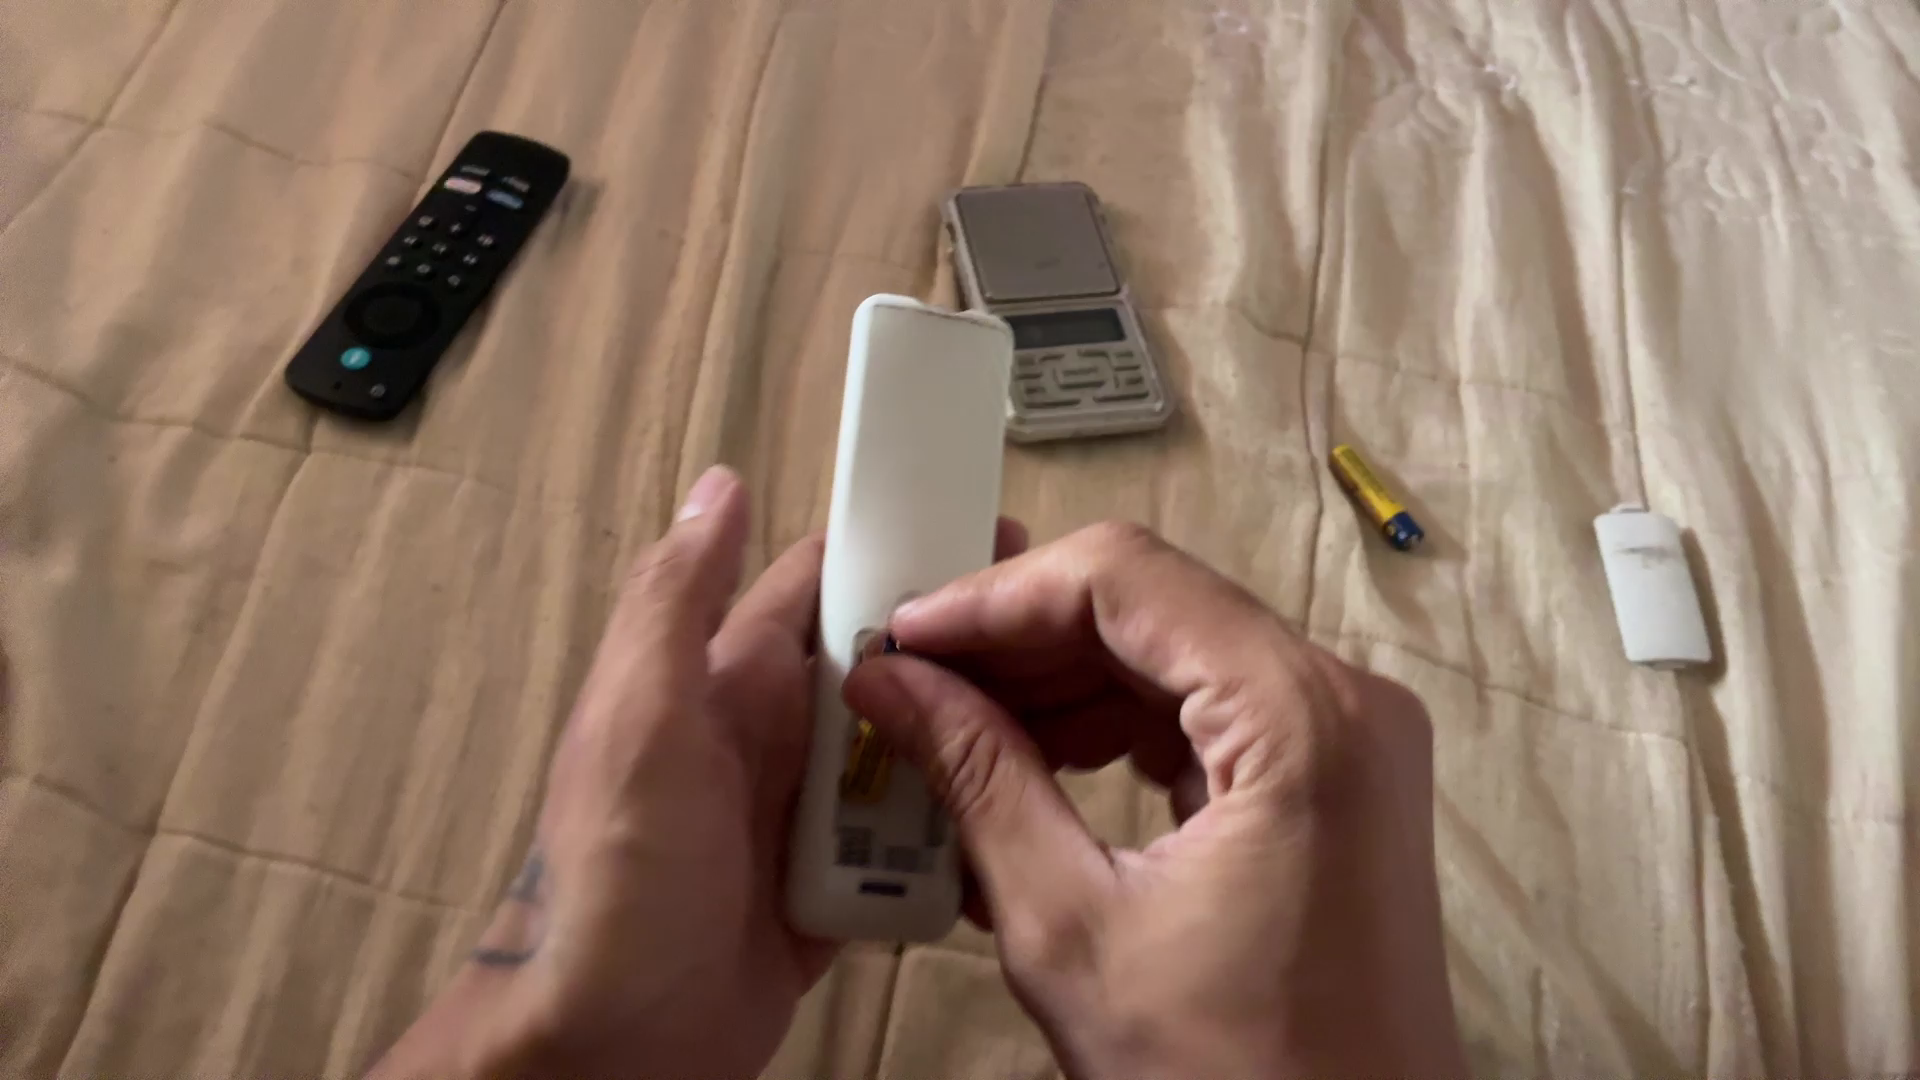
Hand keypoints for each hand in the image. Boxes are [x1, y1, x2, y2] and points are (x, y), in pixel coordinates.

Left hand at [369, 467, 1029, 1079]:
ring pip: (912, 738)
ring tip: (1064, 713)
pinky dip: (957, 809)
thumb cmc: (620, 871)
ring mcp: (817, 801)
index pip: (829, 581)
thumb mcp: (640, 723)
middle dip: (957, 639)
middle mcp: (785, 725)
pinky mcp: (844, 870)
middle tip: (1053, 634)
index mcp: (741, 674)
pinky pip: (913, 822)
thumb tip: (720, 481)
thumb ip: (677, 602)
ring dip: (970, 726)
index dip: (898, 549)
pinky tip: (1019, 802)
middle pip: (887, 658)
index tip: (991, 536)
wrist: (612, 1052)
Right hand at [843, 523, 1465, 1079]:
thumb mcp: (1068, 924)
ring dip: (1050, 677)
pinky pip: (1186, 702)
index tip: (911, 632)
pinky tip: (1026, 755)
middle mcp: (1332, 694)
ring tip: (954, 719)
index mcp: (1296, 715)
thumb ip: (975, 776)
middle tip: (916, 673)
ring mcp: (1331, 728)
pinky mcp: (1313, 765)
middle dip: (1016, 636)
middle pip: (1143, 602)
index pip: (1123, 578)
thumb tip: (887, 684)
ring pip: (1158, 646)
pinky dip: (1098, 718)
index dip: (999, 596)